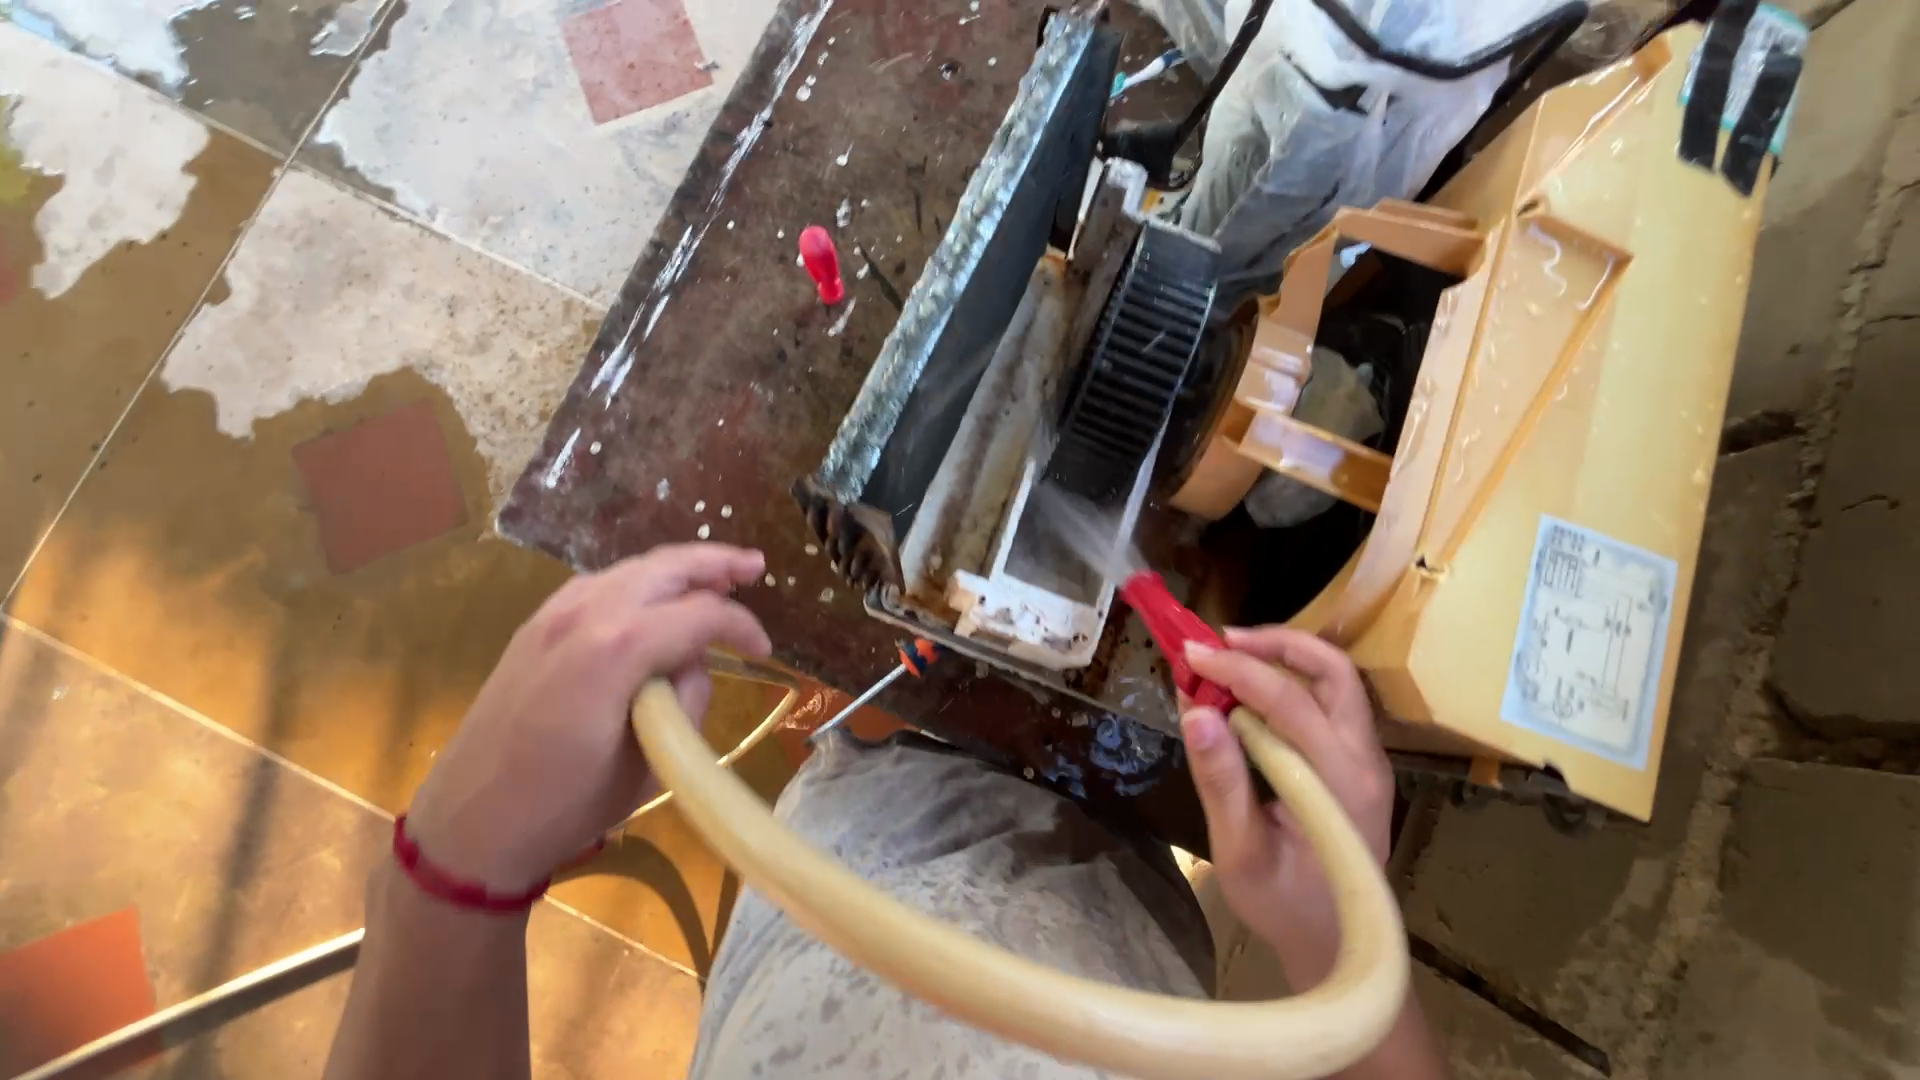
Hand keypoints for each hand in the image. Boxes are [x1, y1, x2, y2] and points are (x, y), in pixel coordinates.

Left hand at [404, 544, 772, 892]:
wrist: (469, 826)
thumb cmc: (567, 804)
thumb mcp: (651, 761)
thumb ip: (686, 698)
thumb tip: (690, 665)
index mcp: (617, 648)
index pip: (702, 613)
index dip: (742, 627)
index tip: (765, 651)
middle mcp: (585, 613)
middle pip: (666, 566)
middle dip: (717, 562)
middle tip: (755, 566)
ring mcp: (554, 614)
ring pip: (632, 569)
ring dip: (678, 569)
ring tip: (714, 580)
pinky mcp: (536, 626)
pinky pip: (602, 585)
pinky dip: (641, 583)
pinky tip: (656, 601)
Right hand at [1180, 626, 1393, 985]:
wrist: (1340, 947)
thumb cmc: (1285, 906)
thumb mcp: (1240, 853)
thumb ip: (1221, 782)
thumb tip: (1196, 712)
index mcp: (1341, 782)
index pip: (1290, 700)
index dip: (1235, 669)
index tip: (1187, 653)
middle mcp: (1365, 759)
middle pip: (1332, 670)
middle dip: (1273, 643)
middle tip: (1219, 641)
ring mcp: (1367, 758)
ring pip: (1335, 679)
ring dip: (1282, 656)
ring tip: (1228, 656)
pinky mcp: (1356, 761)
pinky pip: (1328, 700)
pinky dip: (1287, 679)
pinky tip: (1246, 691)